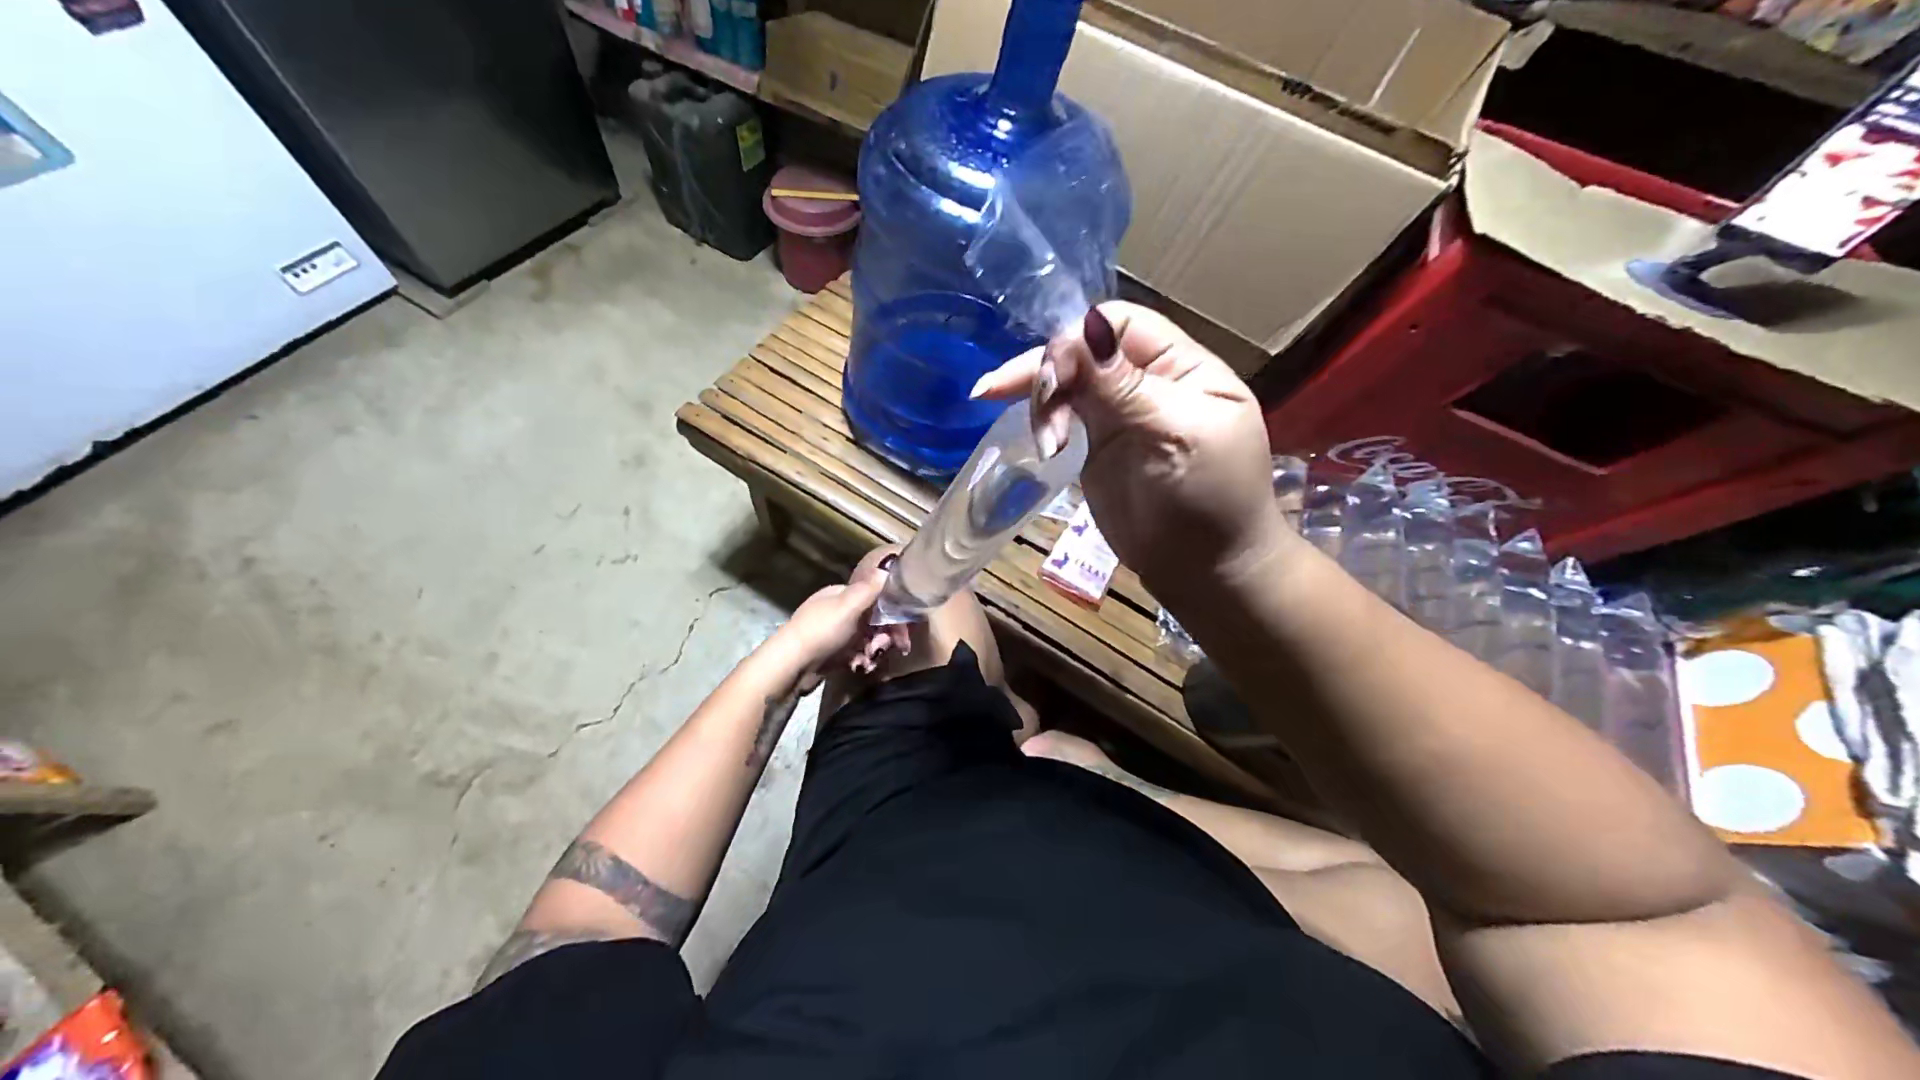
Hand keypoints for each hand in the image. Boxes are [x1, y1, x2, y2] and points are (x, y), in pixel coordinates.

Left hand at [764, 554, 897, 678]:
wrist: (791, 666)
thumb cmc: (821, 631)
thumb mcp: (847, 606)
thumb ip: (869, 588)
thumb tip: (887, 569)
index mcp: (842, 595)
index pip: (876, 598)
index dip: (893, 613)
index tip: (904, 631)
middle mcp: (839, 611)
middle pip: (874, 621)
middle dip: (884, 636)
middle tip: (886, 650)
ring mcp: (835, 633)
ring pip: (867, 639)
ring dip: (873, 650)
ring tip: (868, 661)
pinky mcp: (832, 654)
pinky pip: (856, 654)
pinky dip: (861, 660)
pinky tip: (859, 667)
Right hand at [971, 303, 1284, 597]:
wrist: (1204, 569)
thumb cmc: (1209, 501)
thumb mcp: (1176, 436)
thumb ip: (1125, 386)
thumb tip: (1085, 329)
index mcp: (1181, 365)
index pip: (1120, 323)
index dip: (1079, 339)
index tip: (1055, 377)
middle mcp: (1147, 379)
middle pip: (1084, 349)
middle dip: (1049, 371)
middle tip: (1014, 402)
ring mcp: (1119, 411)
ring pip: (1067, 381)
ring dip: (1041, 401)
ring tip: (1043, 444)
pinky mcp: (1097, 443)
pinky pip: (1062, 413)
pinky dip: (1041, 419)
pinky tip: (1034, 438)